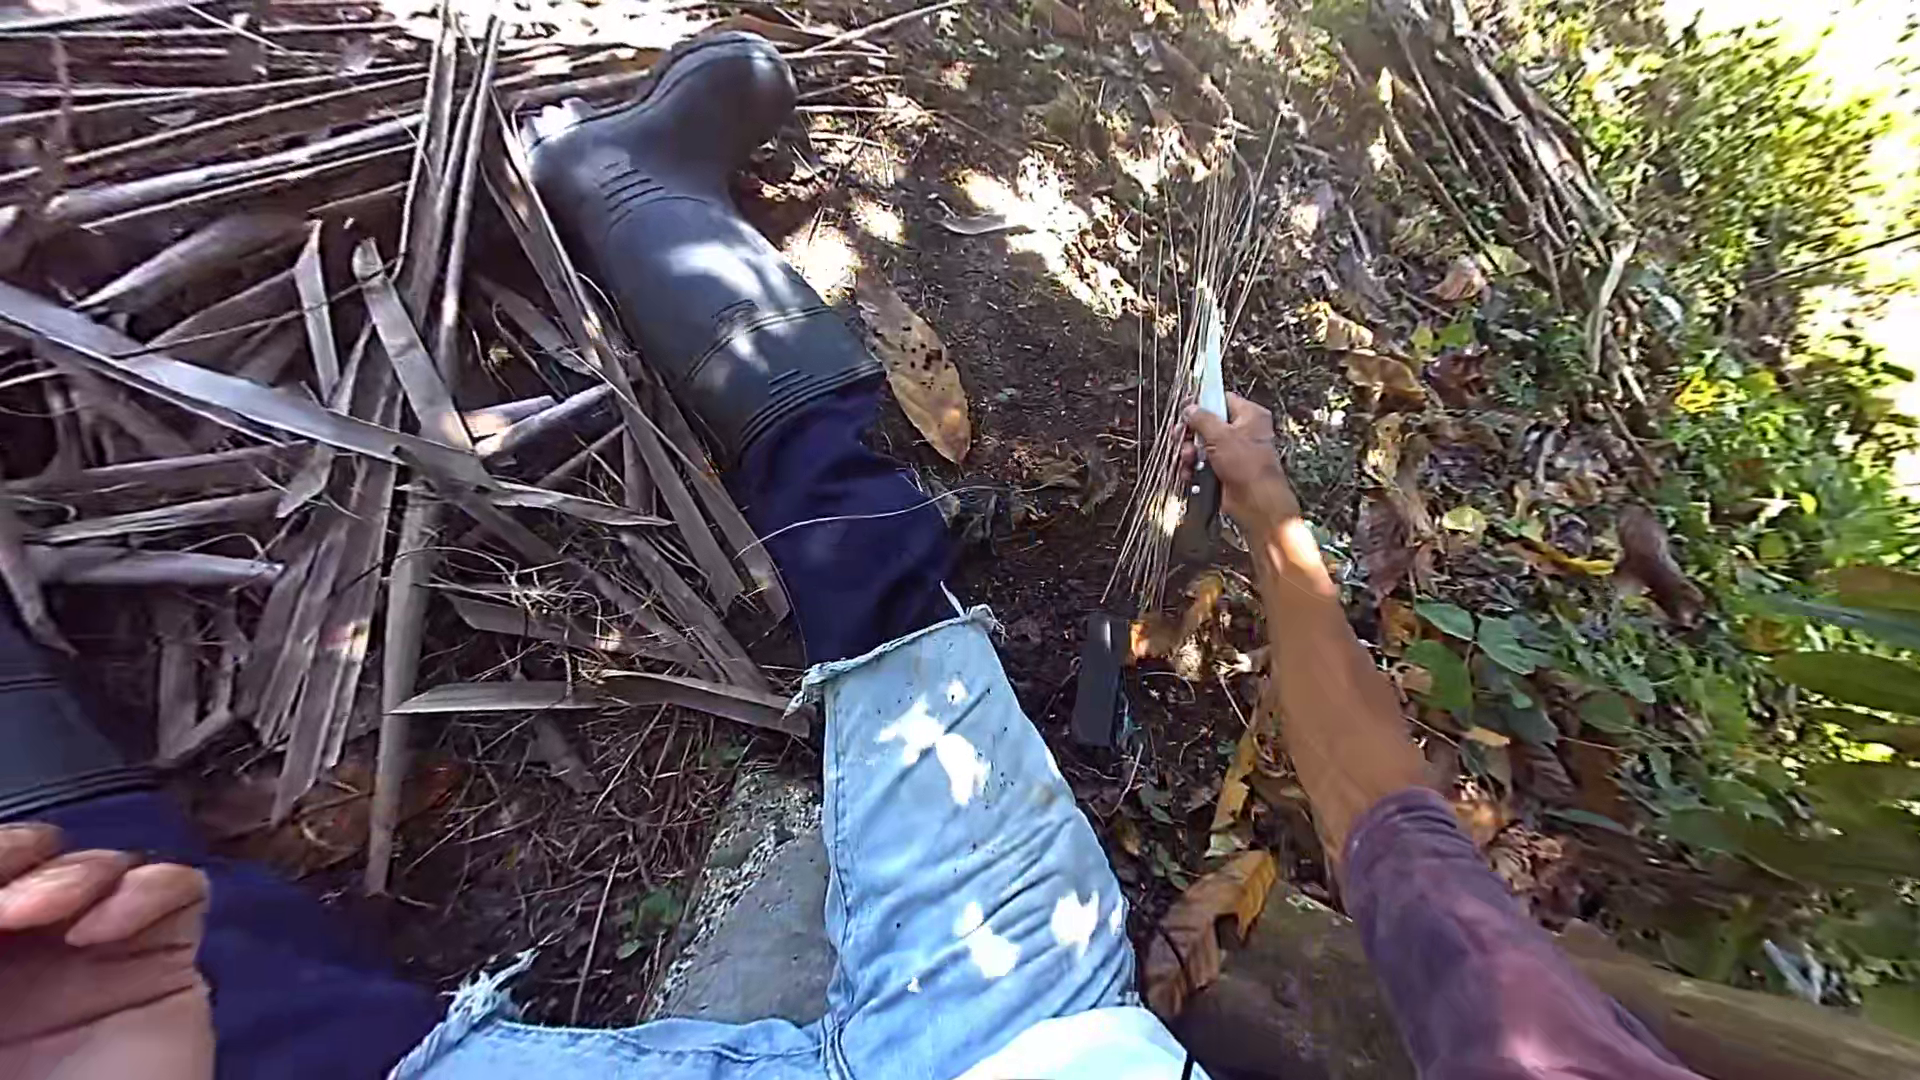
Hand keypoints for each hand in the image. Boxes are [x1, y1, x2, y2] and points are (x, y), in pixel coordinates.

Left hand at [0, 824, 211, 1079]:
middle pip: (19, 866)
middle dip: (10, 854)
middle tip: (1, 877)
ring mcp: (83, 963)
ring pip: (97, 868)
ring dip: (75, 870)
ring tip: (49, 907)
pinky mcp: (159, 962)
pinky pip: (179, 892)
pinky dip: (153, 889)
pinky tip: (117, 926)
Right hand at [1181, 393, 1300, 529]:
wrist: (1254, 501)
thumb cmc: (1247, 466)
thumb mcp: (1221, 436)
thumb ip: (1202, 419)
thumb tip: (1190, 408)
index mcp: (1249, 416)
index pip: (1222, 399)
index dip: (1203, 403)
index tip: (1186, 410)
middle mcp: (1242, 431)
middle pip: (1207, 424)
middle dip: (1190, 434)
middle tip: (1181, 438)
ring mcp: (1232, 451)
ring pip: (1201, 445)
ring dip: (1189, 453)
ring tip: (1188, 460)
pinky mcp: (1223, 469)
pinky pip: (1201, 463)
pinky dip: (1192, 468)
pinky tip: (1189, 473)